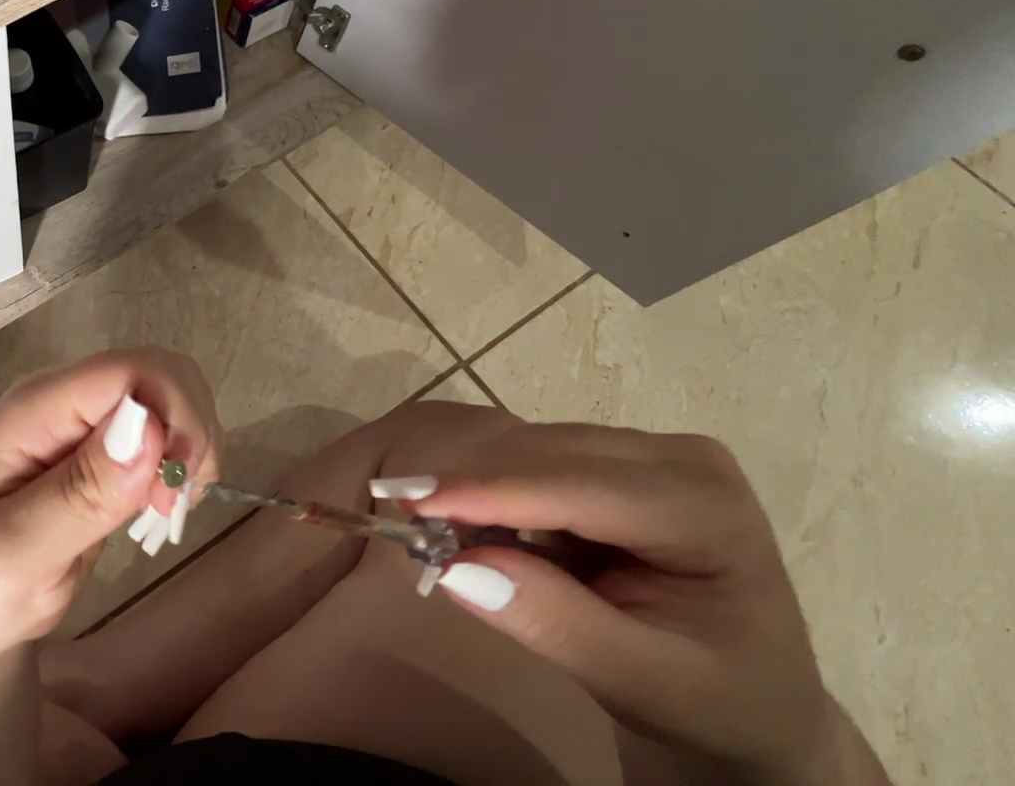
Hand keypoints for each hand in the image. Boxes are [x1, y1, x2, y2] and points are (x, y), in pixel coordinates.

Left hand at [0, 348, 221, 658]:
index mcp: (31, 410)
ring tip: (165, 512)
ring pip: (169, 398)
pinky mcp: (102, 451)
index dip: (171, 413)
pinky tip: (161, 507)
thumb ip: (78, 496)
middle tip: (172, 506)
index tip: (173, 490)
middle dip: (188, 430)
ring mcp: (82, 423)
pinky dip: (180, 465)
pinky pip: (163, 432)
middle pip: (158, 372)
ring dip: (190, 449)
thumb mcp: (12, 556)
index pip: (127, 370)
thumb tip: (148, 430)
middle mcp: (61, 401)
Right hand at [409, 422, 865, 783]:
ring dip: (476, 489)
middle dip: (471, 488)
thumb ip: (556, 624)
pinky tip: (479, 529)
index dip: (490, 492)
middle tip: (405, 526)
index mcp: (710, 511)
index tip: (409, 504)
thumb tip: (456, 568)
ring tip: (441, 537)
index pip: (581, 487)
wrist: (746, 697)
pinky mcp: (613, 459)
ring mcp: (646, 452)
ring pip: (527, 450)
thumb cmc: (708, 700)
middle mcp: (680, 460)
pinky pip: (528, 461)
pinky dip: (491, 493)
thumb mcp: (644, 684)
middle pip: (546, 455)